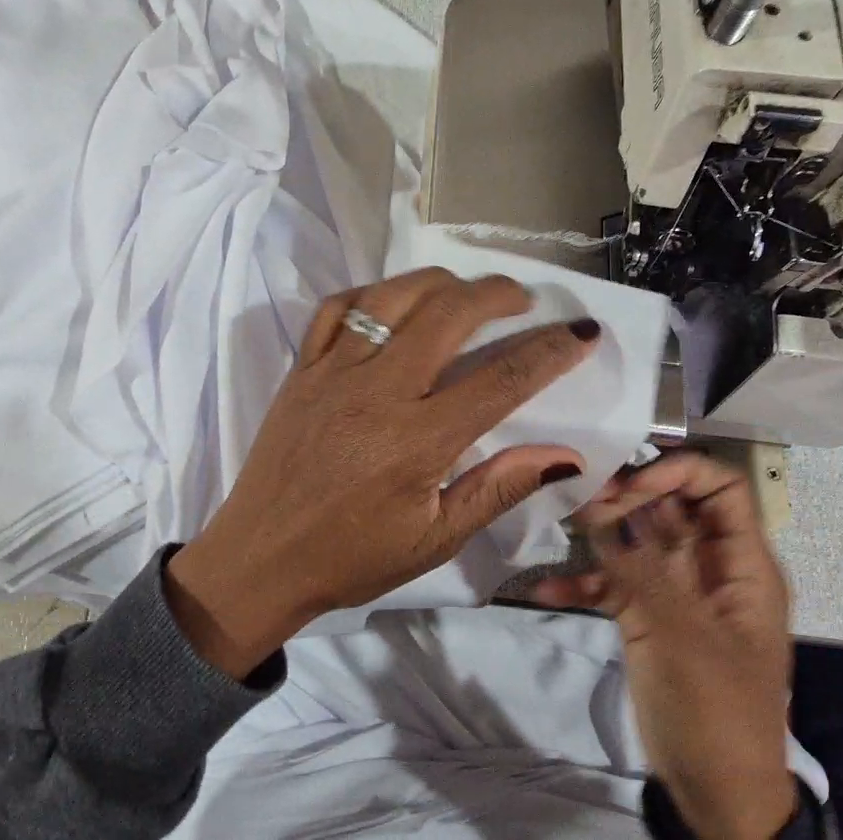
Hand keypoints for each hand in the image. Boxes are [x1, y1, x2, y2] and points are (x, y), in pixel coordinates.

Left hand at [166, 267, 600, 678]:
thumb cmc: (352, 557)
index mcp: (418, 439)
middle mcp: (377, 391)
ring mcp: (332, 372)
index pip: (501, 379)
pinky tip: (392, 302)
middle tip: (522, 299)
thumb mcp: (435, 540)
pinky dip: (371, 293)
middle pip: (449, 314)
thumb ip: (499, 488)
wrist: (261, 558)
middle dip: (497, 294)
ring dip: (438, 282)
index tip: (581, 331)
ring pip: (392, 297)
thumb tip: (566, 455)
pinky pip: (335, 309)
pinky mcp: (301, 369)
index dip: (550, 351)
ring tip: (465, 291)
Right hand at [532, 454, 795, 839]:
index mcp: (742, 567)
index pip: (721, 489)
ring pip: (636, 540)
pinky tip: (545, 589)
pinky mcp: (646, 619)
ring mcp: (675, 594)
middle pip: (670, 507)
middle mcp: (710, 569)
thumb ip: (641, 567)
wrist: (715, 792)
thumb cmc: (717, 711)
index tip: (627, 483)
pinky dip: (583, 584)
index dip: (677, 473)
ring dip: (599, 532)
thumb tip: (603, 505)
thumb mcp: (683, 635)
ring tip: (561, 524)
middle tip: (581, 499)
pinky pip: (613, 585)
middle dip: (627, 496)